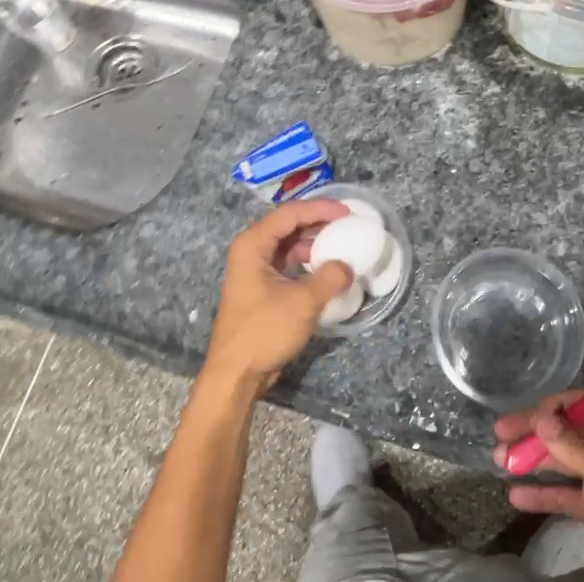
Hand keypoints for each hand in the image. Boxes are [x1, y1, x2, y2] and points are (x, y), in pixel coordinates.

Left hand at [203, 199, 354, 391]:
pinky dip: (307, 264)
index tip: (347, 213)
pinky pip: (288, 266)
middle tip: (348, 226)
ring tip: (342, 246)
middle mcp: (251, 251)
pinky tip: (327, 271)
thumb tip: (347, 266)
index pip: (290, 213)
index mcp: (253, 244)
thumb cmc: (264, 330)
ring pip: (288, 246)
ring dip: (314, 245)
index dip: (320, 208)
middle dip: (318, 224)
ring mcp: (254, 271)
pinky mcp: (261, 290)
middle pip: (288, 226)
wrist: (236, 374)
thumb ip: (330, 276)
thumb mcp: (303, 301)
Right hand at [493, 391, 583, 581]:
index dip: (555, 407)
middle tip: (500, 435)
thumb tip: (541, 417)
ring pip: (563, 461)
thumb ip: (576, 450)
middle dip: (535, 433)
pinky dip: (543, 493)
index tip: (527, 419)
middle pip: (569, 431)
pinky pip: (565, 493)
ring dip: (533, 461)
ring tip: (500, 461)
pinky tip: (516, 496)